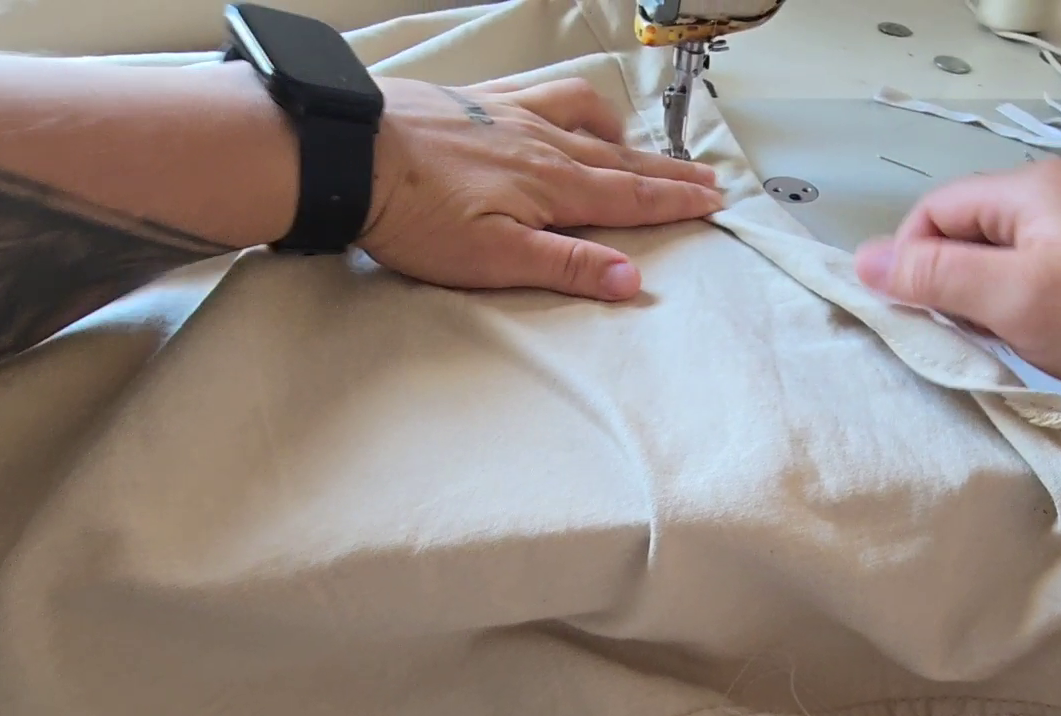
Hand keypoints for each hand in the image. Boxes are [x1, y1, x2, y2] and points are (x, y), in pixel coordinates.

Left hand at [359, 78, 723, 301]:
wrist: (348, 154)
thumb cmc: (416, 216)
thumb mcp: (498, 260)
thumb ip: (567, 266)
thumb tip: (631, 279)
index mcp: (552, 187)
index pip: (630, 198)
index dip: (675, 201)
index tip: (712, 200)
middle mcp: (541, 144)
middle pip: (621, 160)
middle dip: (667, 172)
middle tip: (705, 175)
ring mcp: (509, 116)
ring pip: (584, 118)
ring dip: (621, 133)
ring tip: (638, 146)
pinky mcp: (476, 102)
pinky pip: (538, 90)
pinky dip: (568, 100)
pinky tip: (564, 107)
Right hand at [853, 159, 1060, 405]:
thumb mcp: (1012, 298)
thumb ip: (934, 276)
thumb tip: (861, 260)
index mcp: (1030, 189)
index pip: (933, 211)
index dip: (908, 260)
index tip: (916, 315)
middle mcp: (1055, 194)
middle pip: (964, 231)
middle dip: (946, 283)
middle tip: (962, 333)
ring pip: (996, 257)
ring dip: (981, 299)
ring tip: (1002, 338)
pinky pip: (1032, 272)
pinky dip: (1016, 305)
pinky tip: (1036, 335)